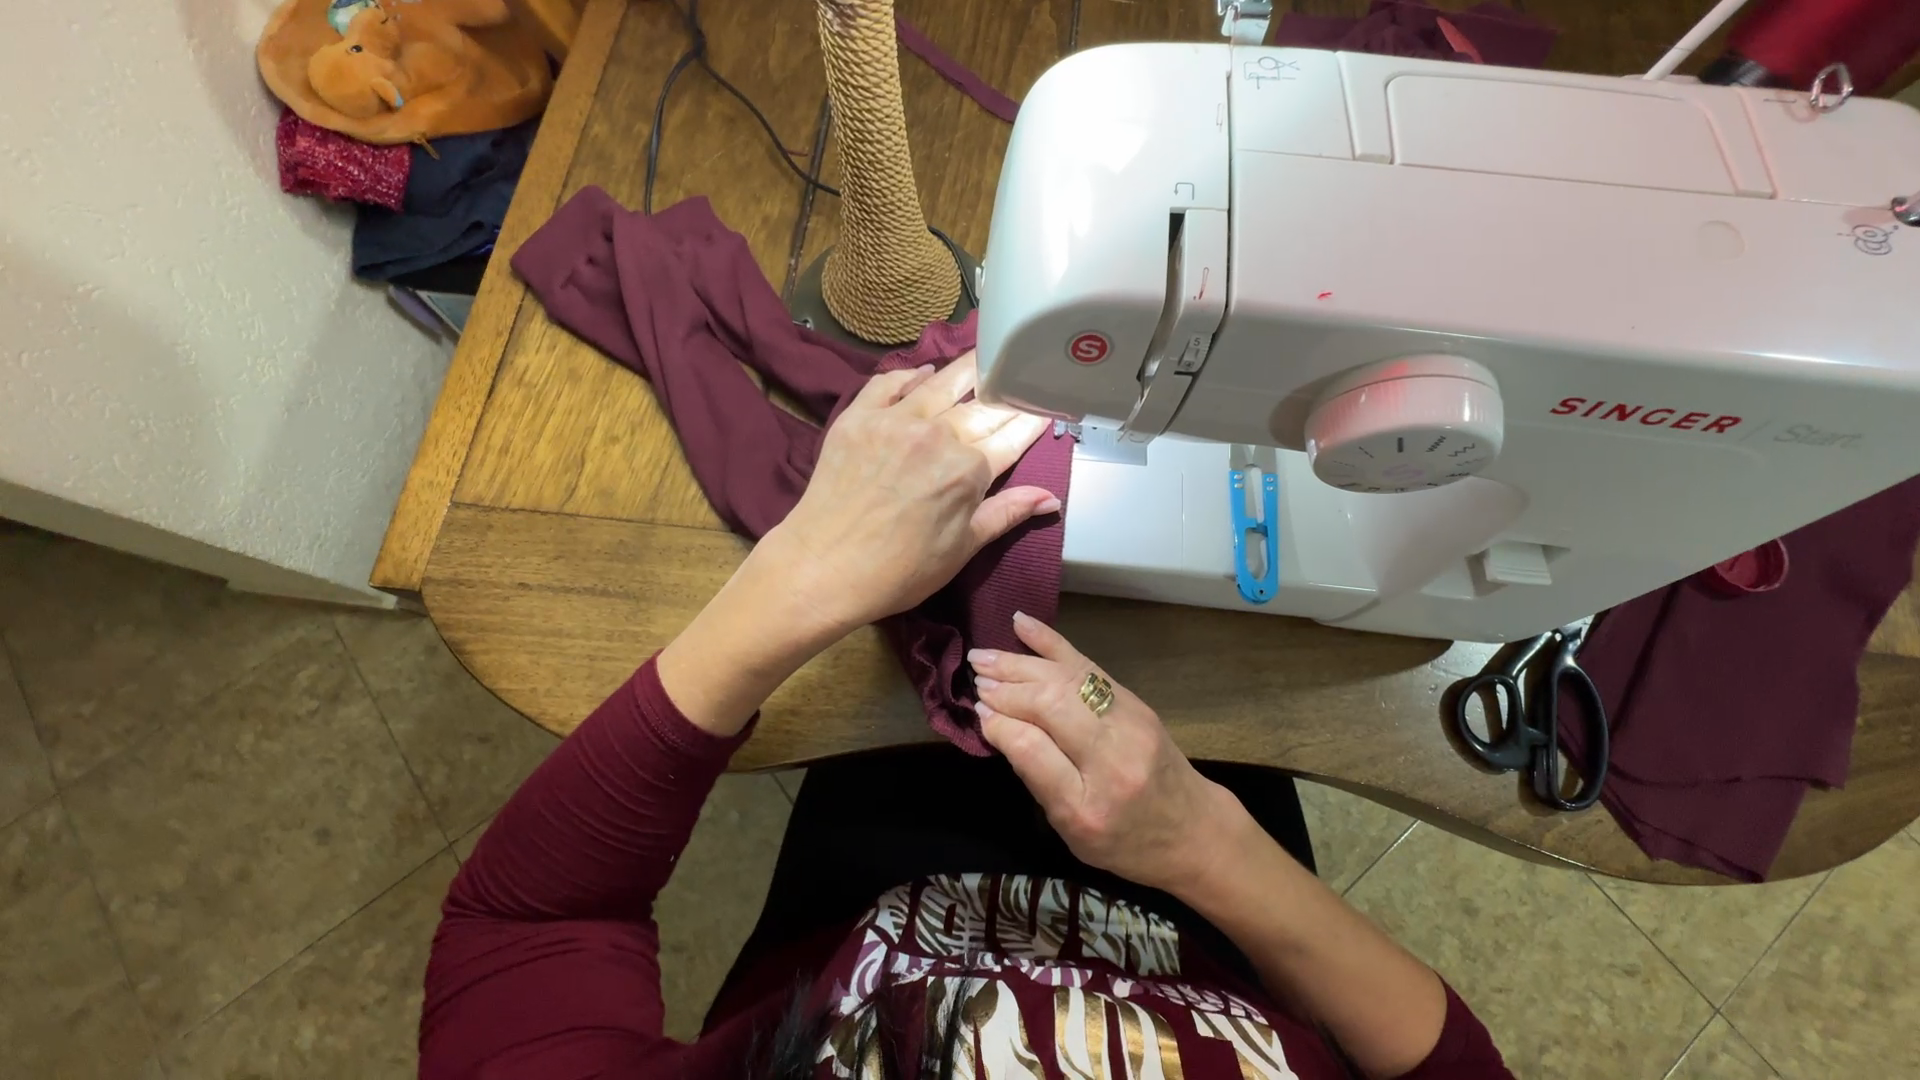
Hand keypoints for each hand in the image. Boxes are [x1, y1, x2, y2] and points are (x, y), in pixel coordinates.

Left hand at [758, 354, 1056, 633]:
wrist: (822, 569)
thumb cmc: (899, 571)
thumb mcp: (962, 549)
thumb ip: (1007, 514)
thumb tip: (1051, 498)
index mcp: (970, 471)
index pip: (1012, 436)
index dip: (1032, 421)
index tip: (1047, 406)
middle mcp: (937, 435)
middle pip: (982, 406)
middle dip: (1007, 393)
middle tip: (1021, 377)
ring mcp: (895, 420)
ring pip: (941, 383)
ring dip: (968, 369)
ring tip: (986, 357)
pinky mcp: (858, 416)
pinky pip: (889, 383)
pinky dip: (910, 375)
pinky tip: (924, 372)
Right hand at [971, 614, 1245, 892]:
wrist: (1194, 830)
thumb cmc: (1125, 842)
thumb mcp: (1071, 830)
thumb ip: (1036, 775)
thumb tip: (994, 721)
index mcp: (1091, 802)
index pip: (1034, 748)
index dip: (1001, 723)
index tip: (977, 711)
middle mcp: (1114, 754)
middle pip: (1052, 703)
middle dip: (1008, 686)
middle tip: (974, 677)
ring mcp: (1130, 719)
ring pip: (1067, 678)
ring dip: (1020, 663)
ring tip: (983, 656)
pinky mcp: (1134, 699)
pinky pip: (1087, 664)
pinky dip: (1051, 643)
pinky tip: (1022, 625)